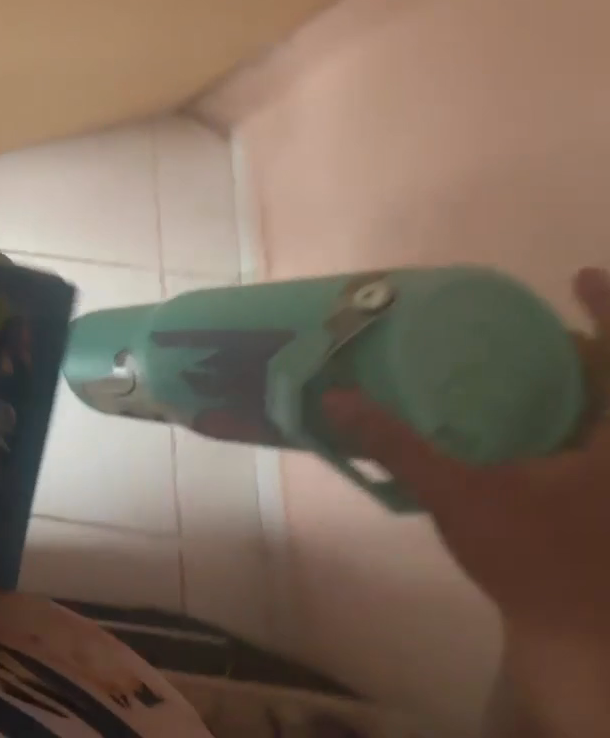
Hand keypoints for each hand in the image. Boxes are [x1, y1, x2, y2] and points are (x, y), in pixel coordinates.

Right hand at [322, 268, 609, 644]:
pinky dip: (561, 421)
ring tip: (511, 365)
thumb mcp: (460, 496)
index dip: (609, 313)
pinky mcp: (604, 502)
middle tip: (515, 328)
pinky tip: (515, 426)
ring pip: (600, 416)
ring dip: (568, 386)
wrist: (582, 638)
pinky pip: (588, 442)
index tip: (576, 276)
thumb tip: (334, 396)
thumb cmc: (537, 559)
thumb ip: (397, 444)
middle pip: (609, 385)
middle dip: (575, 349)